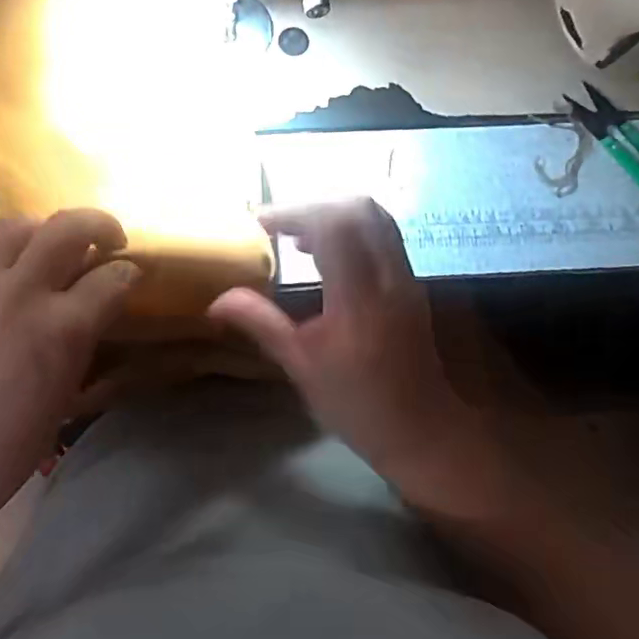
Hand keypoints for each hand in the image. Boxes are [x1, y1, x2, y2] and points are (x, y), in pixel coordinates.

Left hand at [0, 209, 140, 467]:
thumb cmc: (14, 442)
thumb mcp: (69, 388)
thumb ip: (84, 335)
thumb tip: (96, 303)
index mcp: (62, 327)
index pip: (111, 277)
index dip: (128, 274)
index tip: (130, 276)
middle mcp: (22, 292)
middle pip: (67, 227)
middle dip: (99, 224)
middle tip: (109, 238)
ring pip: (20, 227)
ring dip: (49, 231)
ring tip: (57, 248)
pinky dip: (10, 255)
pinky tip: (13, 277)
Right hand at [208, 200, 498, 498]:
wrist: (423, 431)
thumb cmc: (357, 404)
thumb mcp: (300, 365)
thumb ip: (261, 322)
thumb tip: (215, 300)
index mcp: (360, 298)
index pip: (334, 225)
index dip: (294, 213)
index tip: (259, 225)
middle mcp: (389, 277)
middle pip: (359, 208)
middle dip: (312, 207)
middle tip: (277, 228)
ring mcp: (406, 278)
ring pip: (374, 217)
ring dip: (332, 215)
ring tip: (295, 238)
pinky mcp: (410, 284)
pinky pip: (380, 235)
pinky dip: (349, 230)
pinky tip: (322, 255)